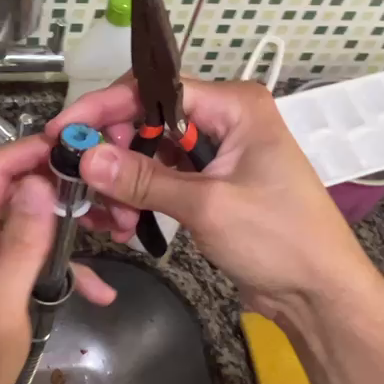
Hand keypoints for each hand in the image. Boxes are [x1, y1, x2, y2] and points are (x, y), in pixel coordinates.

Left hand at [0, 136, 115, 383]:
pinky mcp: (4, 284)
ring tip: (116, 228)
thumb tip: (39, 183)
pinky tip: (101, 293)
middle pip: (16, 191)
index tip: (77, 149)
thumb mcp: (0, 306)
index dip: (30, 152)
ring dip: (70, 227)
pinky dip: (68, 270)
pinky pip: (38, 261)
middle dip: (60, 186)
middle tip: (106, 188)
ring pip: (33, 223)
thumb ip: (20, 245)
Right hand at [48, 77, 383, 323]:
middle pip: (148, 119)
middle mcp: (223, 119)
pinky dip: (139, 198)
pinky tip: (124, 224)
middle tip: (83, 183)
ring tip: (111, 219)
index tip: (64, 130)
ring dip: (124, 183)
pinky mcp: (209, 182)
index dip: (106, 107)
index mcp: (234, 105)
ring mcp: (215, 152)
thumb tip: (85, 156)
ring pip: (149, 152)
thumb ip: (144, 179)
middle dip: (114, 153)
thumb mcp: (208, 206)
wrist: (319, 294)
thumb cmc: (279, 239)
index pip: (156, 89)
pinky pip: (161, 178)